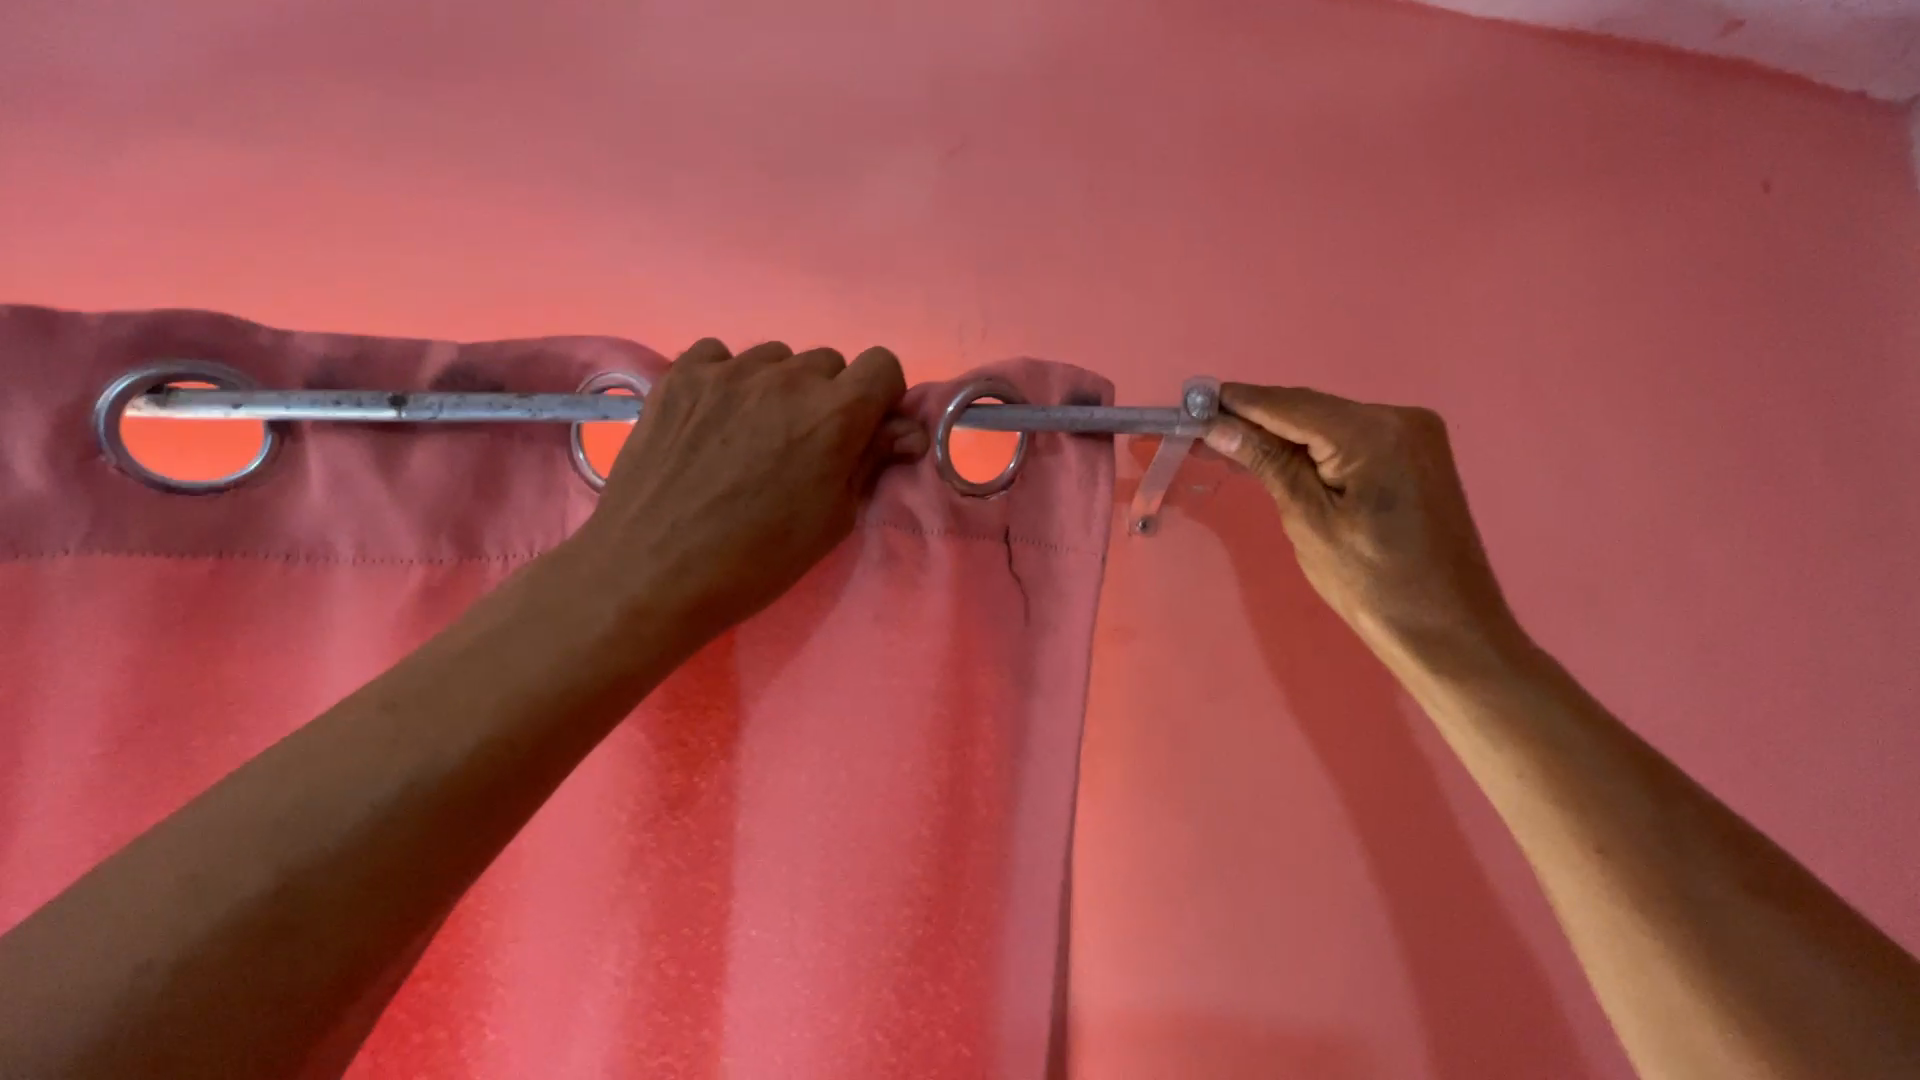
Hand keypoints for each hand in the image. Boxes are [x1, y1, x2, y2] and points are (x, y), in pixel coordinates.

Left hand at [566, 339, 926, 642]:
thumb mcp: (833, 519)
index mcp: (835, 414)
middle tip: (801, 446)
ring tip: (751, 435)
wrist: (653, 571)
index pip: (884, 365)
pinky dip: (726, 379)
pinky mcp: (680, 374)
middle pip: (829, 363)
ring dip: (777, 388)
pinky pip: (720, 355)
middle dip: (828, 397)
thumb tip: (907, 431)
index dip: (880, 397)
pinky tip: (712, 420)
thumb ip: (871, 461)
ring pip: (775, 359)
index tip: (863, 431)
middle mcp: (786, 377)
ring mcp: (727, 370)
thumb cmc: (758, 559)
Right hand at [1204, 384, 1521, 666]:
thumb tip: (1219, 426)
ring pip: (1330, 423)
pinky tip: (1280, 458)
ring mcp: (1415, 435)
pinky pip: (1351, 439)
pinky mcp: (1416, 455)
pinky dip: (1313, 447)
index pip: (1290, 405)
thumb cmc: (1372, 583)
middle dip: (1258, 418)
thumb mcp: (1309, 522)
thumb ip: (1267, 464)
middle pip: (1311, 409)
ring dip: (1283, 434)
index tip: (1193, 401)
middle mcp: (1400, 418)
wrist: (1448, 629)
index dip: (1240, 402)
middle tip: (1203, 427)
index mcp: (1375, 433)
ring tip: (1231, 444)